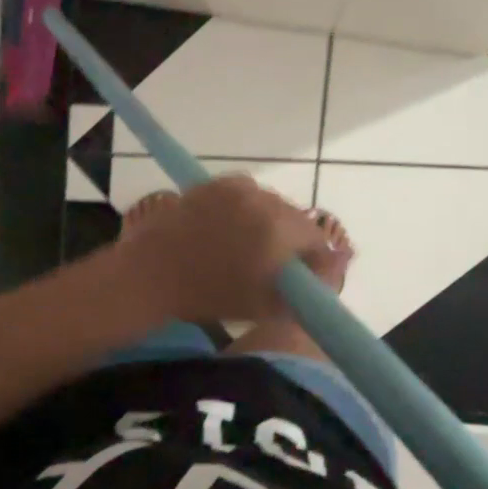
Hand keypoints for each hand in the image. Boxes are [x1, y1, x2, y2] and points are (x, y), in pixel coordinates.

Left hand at [119, 176, 328, 322]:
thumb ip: (309, 288)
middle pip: (293, 218)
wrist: (149, 275)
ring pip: (268, 205)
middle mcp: (263, 200)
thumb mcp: (266, 304)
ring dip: (265, 222)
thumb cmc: (208, 297)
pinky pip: (242, 195)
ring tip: (243, 249)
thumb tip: (338, 267)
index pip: (317, 240)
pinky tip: (225, 230)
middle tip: (270, 265)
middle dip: (289, 240)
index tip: (301, 277)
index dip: (313, 260)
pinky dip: (242, 210)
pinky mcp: (211, 184)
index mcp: (281, 229)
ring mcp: (235, 188)